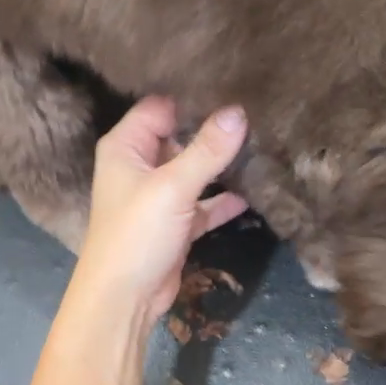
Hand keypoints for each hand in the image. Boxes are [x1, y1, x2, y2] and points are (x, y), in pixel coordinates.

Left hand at [70, 96, 249, 322]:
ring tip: (261, 147)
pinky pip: (203, 205)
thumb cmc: (138, 234)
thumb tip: (239, 112)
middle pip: (181, 137)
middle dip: (214, 131)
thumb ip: (207, 151)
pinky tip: (252, 193)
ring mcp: (159, 197)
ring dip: (222, 166)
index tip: (232, 87)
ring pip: (195, 172)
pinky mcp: (176, 225)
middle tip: (256, 114)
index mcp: (126, 146)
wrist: (125, 298)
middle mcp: (140, 166)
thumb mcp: (173, 187)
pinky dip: (223, 201)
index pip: (162, 106)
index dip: (193, 97)